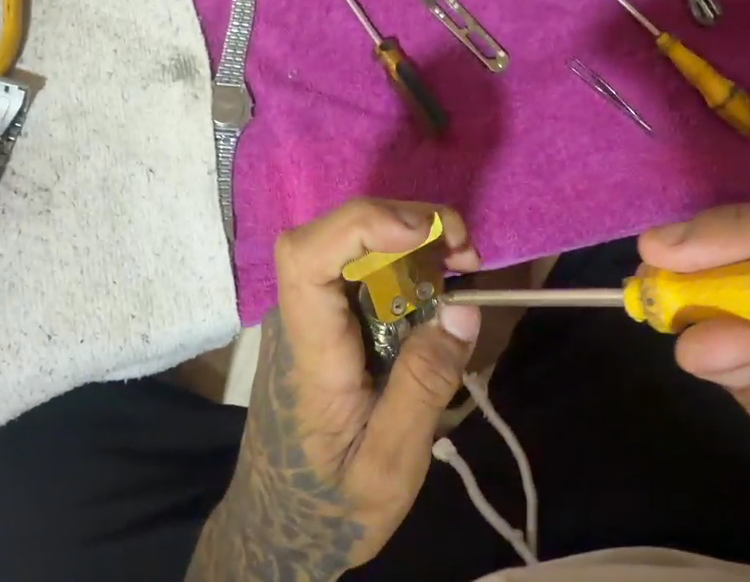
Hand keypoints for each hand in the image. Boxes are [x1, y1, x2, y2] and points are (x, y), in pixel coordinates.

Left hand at [187, 199, 482, 581]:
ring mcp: (309, 316)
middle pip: (332, 236)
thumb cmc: (332, 504)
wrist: (284, 527)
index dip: (361, 226)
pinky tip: (438, 280)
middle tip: (464, 249)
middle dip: (401, 222)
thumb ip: (424, 385)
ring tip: (461, 260)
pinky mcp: (325, 322)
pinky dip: (403, 261)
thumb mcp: (390, 464)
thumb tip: (464, 305)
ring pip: (348, 246)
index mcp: (308, 353)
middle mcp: (299, 319)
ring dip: (408, 238)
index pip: (306, 260)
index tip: (424, 234)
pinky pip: (359, 271)